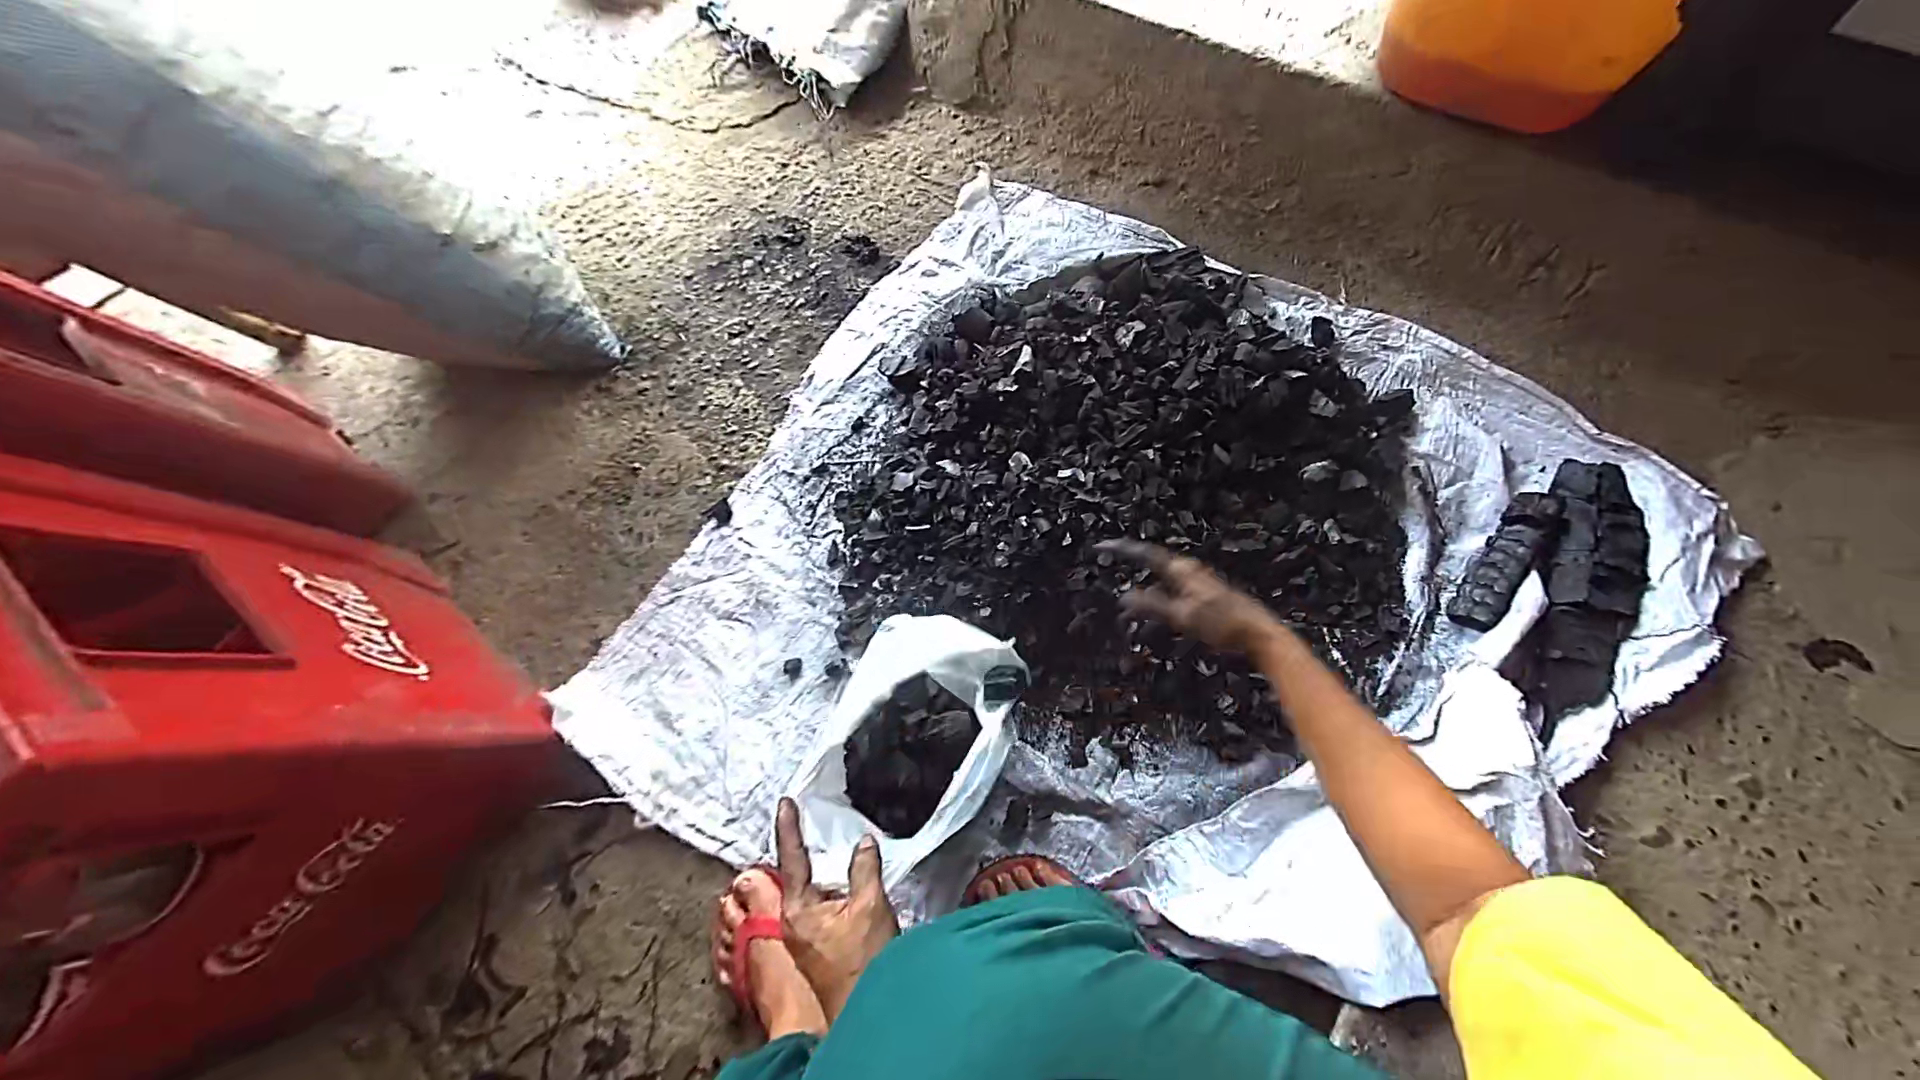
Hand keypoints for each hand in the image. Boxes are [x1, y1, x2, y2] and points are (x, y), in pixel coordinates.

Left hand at [774, 798, 897, 1019]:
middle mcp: (792, 922)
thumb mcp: (870, 906)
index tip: (784, 803)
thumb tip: (863, 841)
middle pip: (793, 875)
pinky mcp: (813, 947)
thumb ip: (864, 868)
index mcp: (798, 909)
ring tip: (825, 849)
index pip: (792, 858)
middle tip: (803, 818)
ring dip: (814, 871)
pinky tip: (839, 884)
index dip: (789, 827)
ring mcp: (801, 937)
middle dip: (798, 849)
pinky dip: (823, 889)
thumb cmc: (865, 961)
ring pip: (804, 892)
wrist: (866, 1010)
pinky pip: (813, 906)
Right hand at [1097, 539, 1288, 653]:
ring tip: (1129, 606)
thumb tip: (1124, 596)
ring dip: (1145, 590)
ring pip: (1162, 581)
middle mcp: (1190, 572)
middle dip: (1131, 567)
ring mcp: (1198, 583)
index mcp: (1182, 570)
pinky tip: (1156, 617)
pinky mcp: (1205, 597)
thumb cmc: (1225, 624)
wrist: (1259, 635)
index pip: (1145, 553)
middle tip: (1111, 566)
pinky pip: (1172, 593)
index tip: (1102, 545)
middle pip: (1153, 565)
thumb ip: (1151, 605)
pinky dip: (1158, 600)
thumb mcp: (1182, 616)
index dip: (1122, 549)